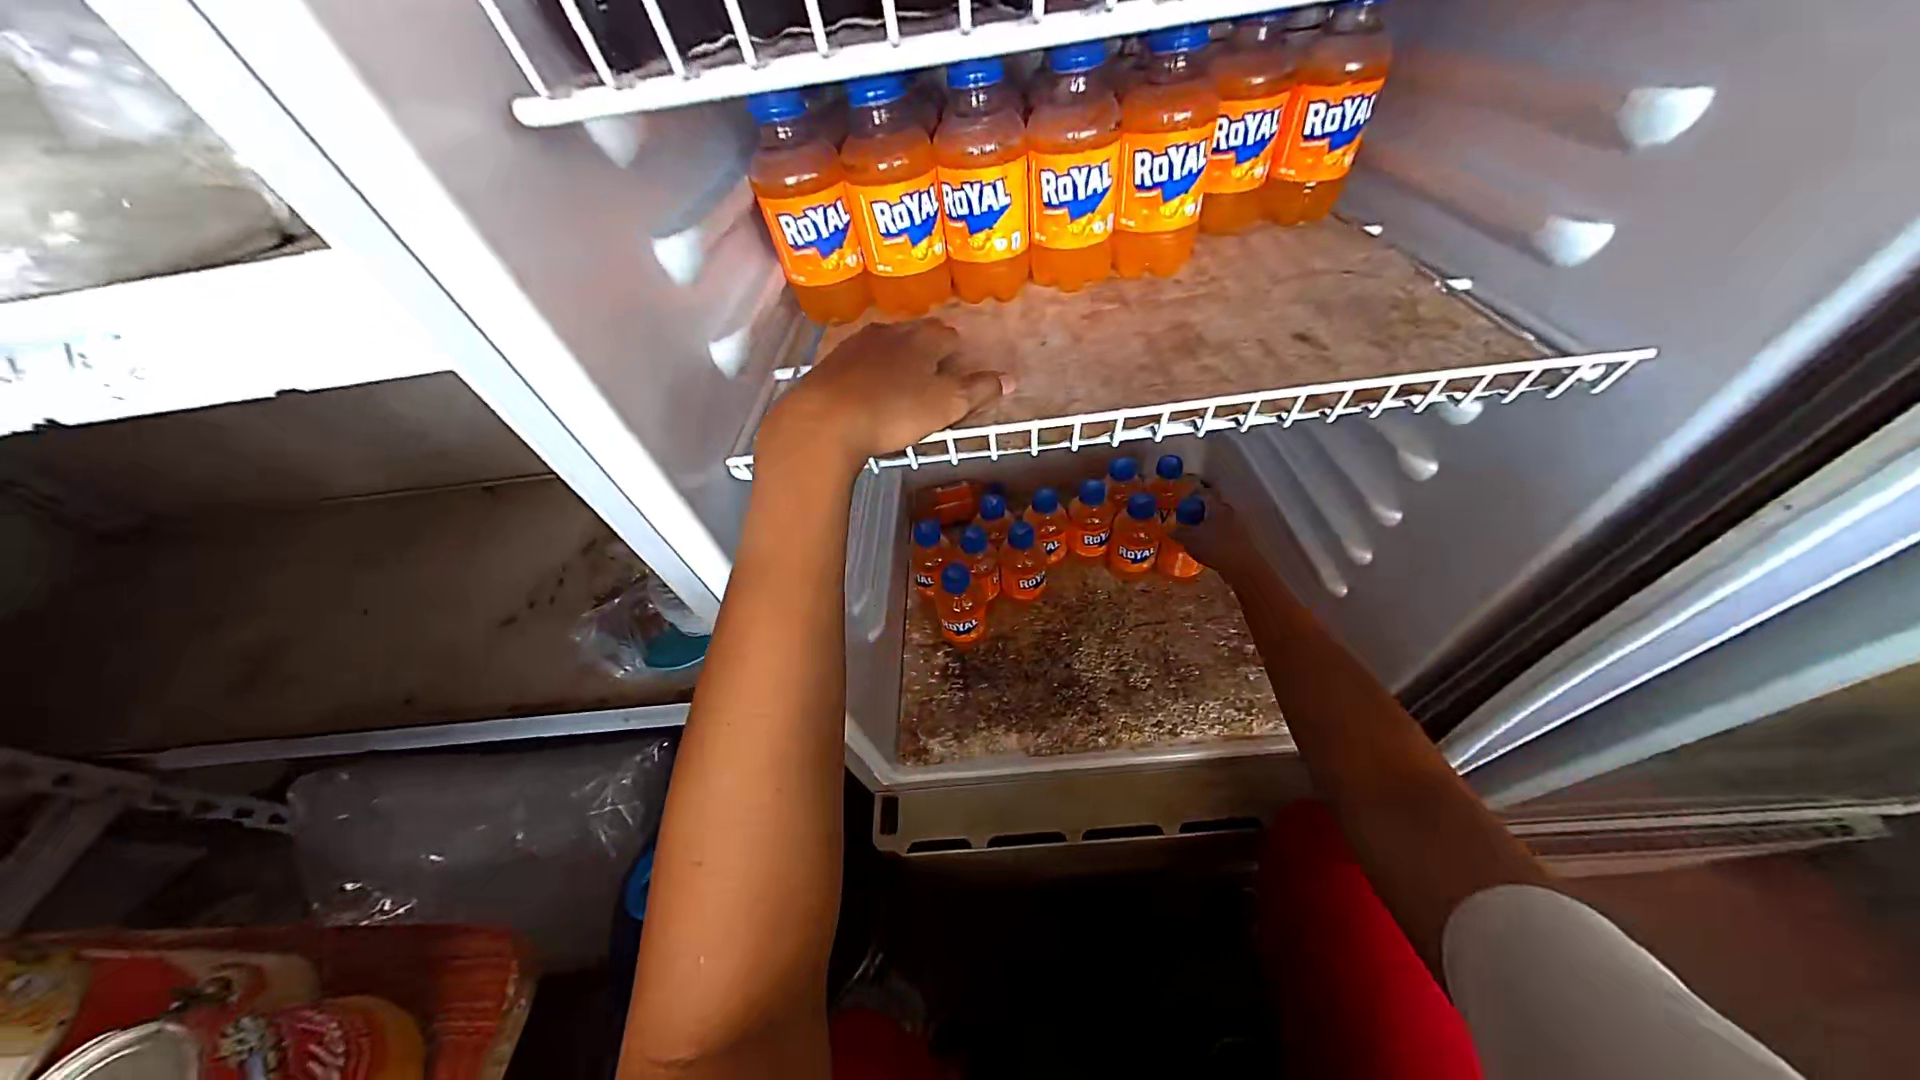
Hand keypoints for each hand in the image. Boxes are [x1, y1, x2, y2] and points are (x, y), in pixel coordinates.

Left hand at [758, 320, 1011, 471]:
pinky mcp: (829, 365)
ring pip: (884, 345)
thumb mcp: (945, 405)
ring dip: (894, 358)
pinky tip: (865, 391)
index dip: (956, 351)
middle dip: (925, 349)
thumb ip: (978, 391)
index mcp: (921, 339)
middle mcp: (888, 333)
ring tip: (900, 381)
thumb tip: (1011, 379)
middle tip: (932, 374)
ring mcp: (854, 346)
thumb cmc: (893, 411)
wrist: (823, 421)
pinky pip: (856, 363)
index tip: (958, 367)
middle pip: (914, 334)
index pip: (947, 334)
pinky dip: (866, 373)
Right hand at [1167, 486, 1260, 585]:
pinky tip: (1205, 542)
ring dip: (1208, 520)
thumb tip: (1169, 530)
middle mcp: (1228, 512)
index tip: (1187, 494)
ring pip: (1219, 517)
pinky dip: (1214, 532)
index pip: (1207, 491)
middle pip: (1213, 504)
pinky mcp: (1239, 538)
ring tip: (1195, 529)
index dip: (1196, 490)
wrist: (1240, 565)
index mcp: (1216, 506)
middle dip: (1201, 507)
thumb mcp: (1189, 539)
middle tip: (1188, 512)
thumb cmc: (1213, 546)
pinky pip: (1223, 530)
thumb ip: (1178, 533)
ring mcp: (1236, 525)